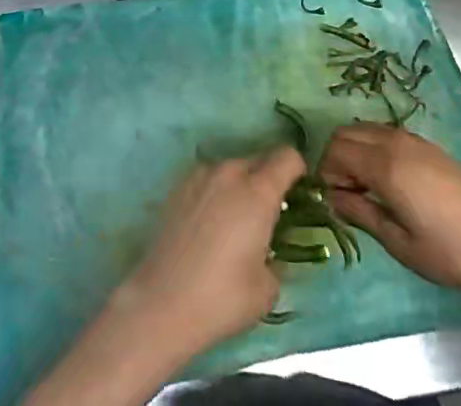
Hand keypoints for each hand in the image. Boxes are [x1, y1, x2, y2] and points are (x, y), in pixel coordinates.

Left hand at [24, 148, 306, 405]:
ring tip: (236, 221)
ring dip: (241, 184)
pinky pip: (207, 180)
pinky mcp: (176, 189)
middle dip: (269, 178)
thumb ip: (277, 257)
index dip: (298, 171)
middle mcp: (228, 173)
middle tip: (270, 213)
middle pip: (258, 159)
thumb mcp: (268, 287)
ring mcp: (198, 177)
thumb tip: (270, 249)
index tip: (299, 194)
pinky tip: (210, 225)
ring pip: (231, 168)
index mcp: (258, 191)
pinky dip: (216, 192)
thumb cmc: (222, 297)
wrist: (161, 303)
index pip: (287, 157)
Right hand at [318, 123, 460, 304]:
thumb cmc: (449, 253)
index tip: (336, 202)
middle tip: (347, 194)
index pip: (335, 151)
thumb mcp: (398, 243)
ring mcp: (415, 141)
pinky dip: (373, 147)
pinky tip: (388, 181)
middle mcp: (396, 143)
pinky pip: (386, 134)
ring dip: (354, 151)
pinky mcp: (429, 146)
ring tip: (366, 188)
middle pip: (346, 133)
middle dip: (336, 159)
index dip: (326, 174)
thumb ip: (360, 214)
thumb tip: (332, 199)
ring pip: (365, 129)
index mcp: (386, 166)